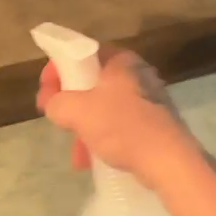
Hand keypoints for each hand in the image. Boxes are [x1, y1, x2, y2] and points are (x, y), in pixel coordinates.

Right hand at [36, 47, 199, 184]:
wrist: (169, 161)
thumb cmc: (122, 126)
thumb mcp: (78, 111)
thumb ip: (57, 102)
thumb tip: (53, 104)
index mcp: (121, 61)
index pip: (83, 53)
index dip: (58, 69)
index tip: (46, 90)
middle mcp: (137, 75)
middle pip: (93, 82)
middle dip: (71, 103)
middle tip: (57, 118)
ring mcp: (148, 101)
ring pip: (105, 108)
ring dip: (84, 127)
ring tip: (75, 152)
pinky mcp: (155, 126)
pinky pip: (119, 127)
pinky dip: (102, 139)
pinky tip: (91, 161)